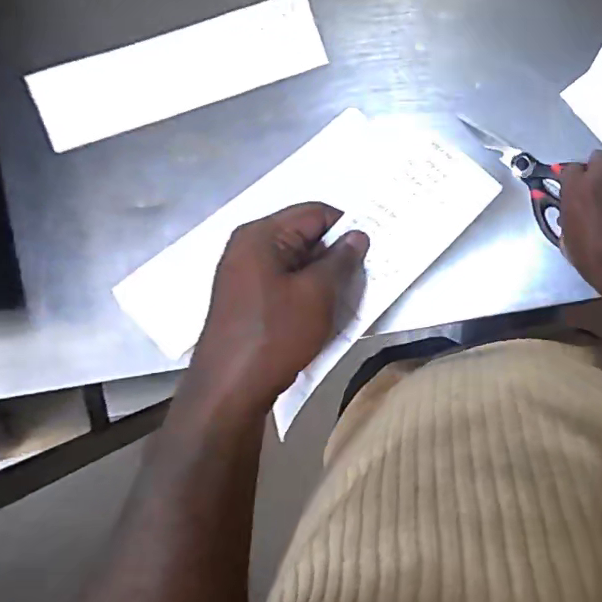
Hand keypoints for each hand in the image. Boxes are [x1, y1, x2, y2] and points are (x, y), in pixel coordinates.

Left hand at [186, 202, 368, 412]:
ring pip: (296, 264)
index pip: (315, 213)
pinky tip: (324, 315)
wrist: (230, 388)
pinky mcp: (247, 301)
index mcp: (261, 235)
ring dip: (324, 279)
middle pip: (304, 237)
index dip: (346, 227)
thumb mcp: (316, 294)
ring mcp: (244, 276)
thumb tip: (357, 236)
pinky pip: (284, 285)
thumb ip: (340, 260)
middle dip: (336, 255)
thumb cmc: (275, 334)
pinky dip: (307, 295)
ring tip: (348, 299)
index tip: (372, 250)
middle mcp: (248, 248)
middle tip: (366, 276)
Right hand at [559, 151, 601, 313]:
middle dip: (597, 168)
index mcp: (575, 188)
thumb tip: (569, 214)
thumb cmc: (594, 259)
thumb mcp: (568, 240)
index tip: (576, 189)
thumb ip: (567, 218)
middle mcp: (601, 176)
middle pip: (598, 156)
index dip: (574, 179)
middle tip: (598, 186)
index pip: (570, 168)